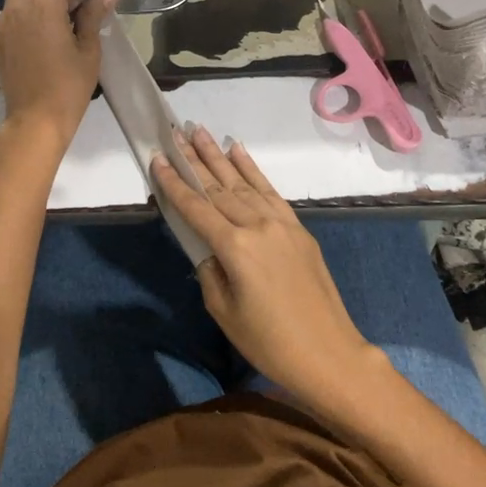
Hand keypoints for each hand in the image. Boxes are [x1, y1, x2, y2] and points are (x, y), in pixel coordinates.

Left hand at [0, 0, 119, 151]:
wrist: (34, 120)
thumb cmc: (68, 86)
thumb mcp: (88, 48)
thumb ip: (94, 14)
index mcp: (42, 2)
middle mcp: (18, 5)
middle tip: (85, 6)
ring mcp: (5, 21)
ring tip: (68, 21)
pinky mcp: (0, 37)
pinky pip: (15, 10)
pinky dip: (33, 10)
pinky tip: (50, 35)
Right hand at [152, 127, 380, 409]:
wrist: (328, 354)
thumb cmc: (268, 342)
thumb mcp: (223, 310)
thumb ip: (209, 270)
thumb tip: (207, 248)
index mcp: (235, 247)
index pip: (195, 207)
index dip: (173, 183)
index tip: (156, 158)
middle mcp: (257, 225)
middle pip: (217, 187)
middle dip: (193, 159)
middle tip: (174, 131)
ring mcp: (281, 224)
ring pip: (242, 182)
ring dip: (218, 156)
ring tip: (199, 131)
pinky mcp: (298, 228)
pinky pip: (270, 191)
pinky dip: (252, 169)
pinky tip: (237, 151)